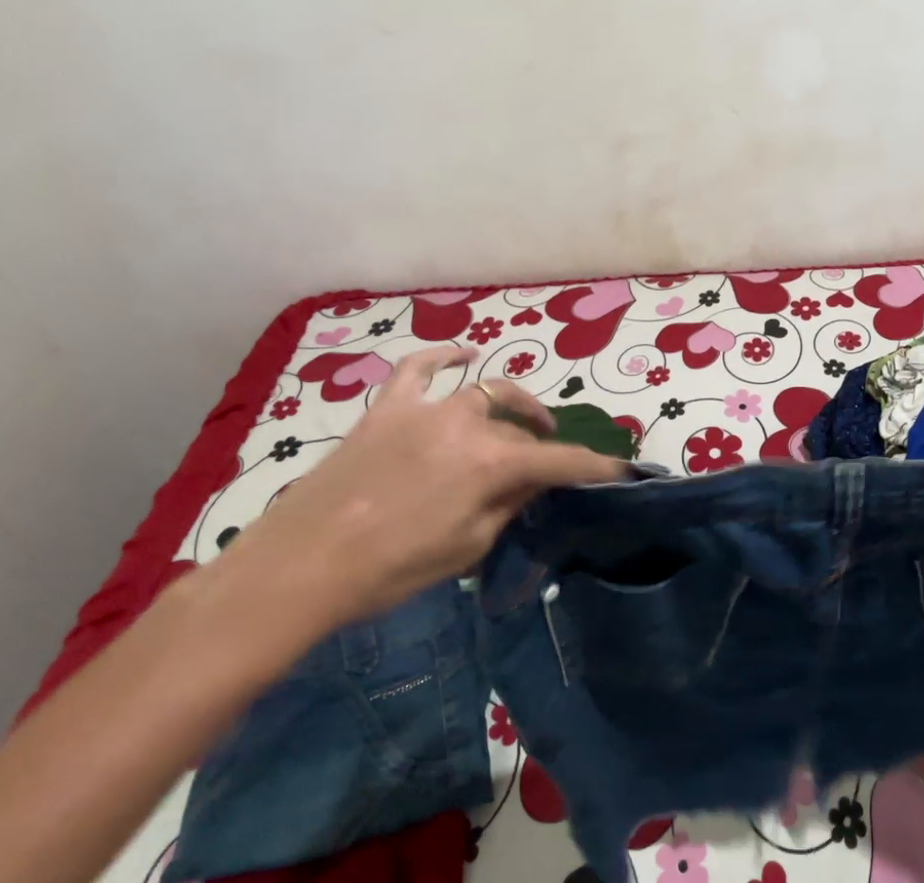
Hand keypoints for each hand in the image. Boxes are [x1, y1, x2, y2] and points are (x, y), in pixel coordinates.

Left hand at [222, 345, 627, 623]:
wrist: (301, 566)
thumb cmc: (392, 568)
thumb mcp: (469, 545)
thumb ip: (510, 505)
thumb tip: (536, 482)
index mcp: (494, 464)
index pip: (563, 462)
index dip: (597, 468)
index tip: (622, 472)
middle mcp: (467, 425)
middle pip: (521, 432)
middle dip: (543, 450)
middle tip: (548, 472)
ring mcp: (425, 410)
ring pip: (486, 393)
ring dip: (514, 406)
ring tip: (524, 421)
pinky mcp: (386, 410)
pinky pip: (419, 369)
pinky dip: (444, 357)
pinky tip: (462, 354)